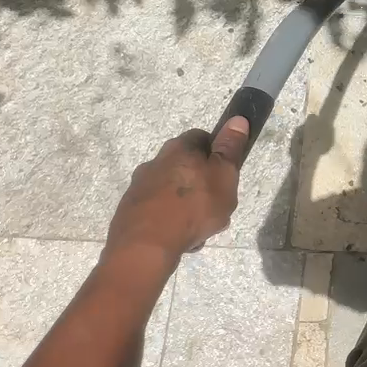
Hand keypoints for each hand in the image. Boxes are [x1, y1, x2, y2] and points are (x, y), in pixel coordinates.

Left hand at [104, 118, 248, 268]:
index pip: (202, 137)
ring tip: (199, 227)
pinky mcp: (129, 211)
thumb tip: (238, 119)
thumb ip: (231, 148)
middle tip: (216, 202)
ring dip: (185, 203)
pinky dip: (169, 219)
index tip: (226, 172)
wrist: (145, 247)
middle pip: (185, 165)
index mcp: (179, 148)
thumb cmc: (193, 206)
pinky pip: (157, 210)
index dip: (217, 152)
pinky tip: (180, 237)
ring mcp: (138, 187)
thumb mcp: (224, 175)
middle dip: (201, 181)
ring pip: (171, 189)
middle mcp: (154, 161)